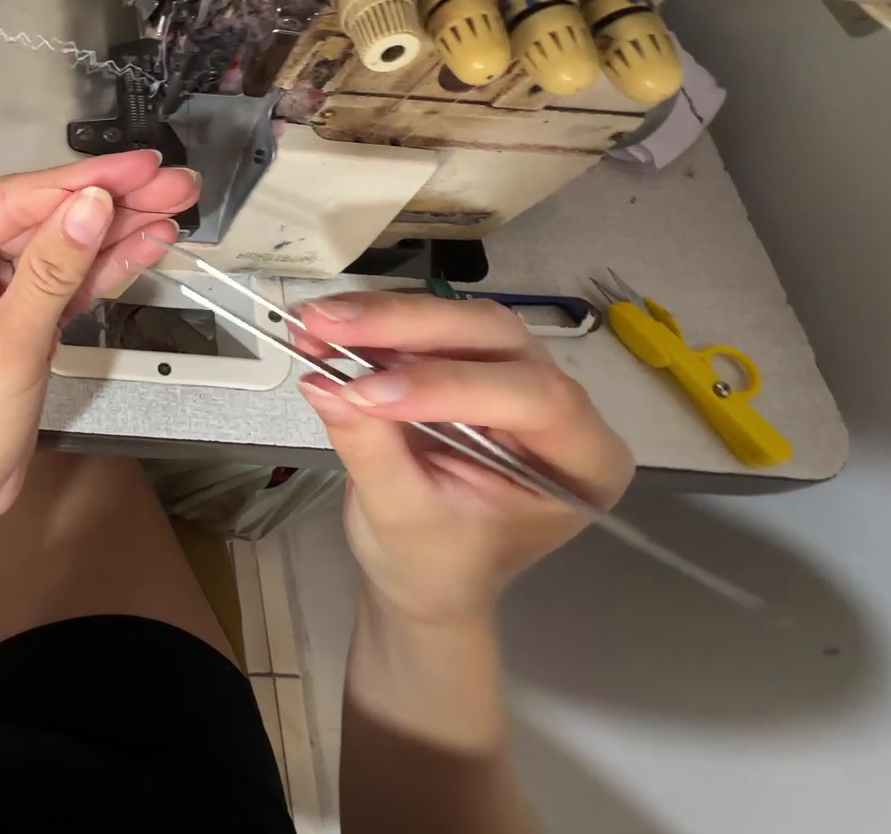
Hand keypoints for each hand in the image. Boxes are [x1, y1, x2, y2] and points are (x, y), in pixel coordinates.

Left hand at [0, 152, 199, 528]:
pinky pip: (68, 282)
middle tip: (170, 184)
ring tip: (173, 206)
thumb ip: (51, 271)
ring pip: (63, 247)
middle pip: (45, 219)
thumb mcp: (7, 346)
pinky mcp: (22, 318)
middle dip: (110, 201)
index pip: (15, 201)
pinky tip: (145, 244)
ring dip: (117, 230)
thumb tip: (89, 206)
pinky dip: (106, 267)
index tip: (133, 170)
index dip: (80, 182)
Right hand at [293, 292, 633, 626]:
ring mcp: (504, 378)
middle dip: (404, 325)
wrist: (422, 574)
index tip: (365, 391)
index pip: (530, 397)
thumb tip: (323, 383)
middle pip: (490, 337)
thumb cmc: (432, 561)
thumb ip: (370, 446)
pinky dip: (364, 328)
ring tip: (311, 322)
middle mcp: (555, 405)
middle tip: (327, 322)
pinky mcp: (457, 366)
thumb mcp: (401, 514)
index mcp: (578, 458)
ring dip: (376, 317)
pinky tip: (319, 330)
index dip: (447, 385)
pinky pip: (415, 332)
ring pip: (451, 321)